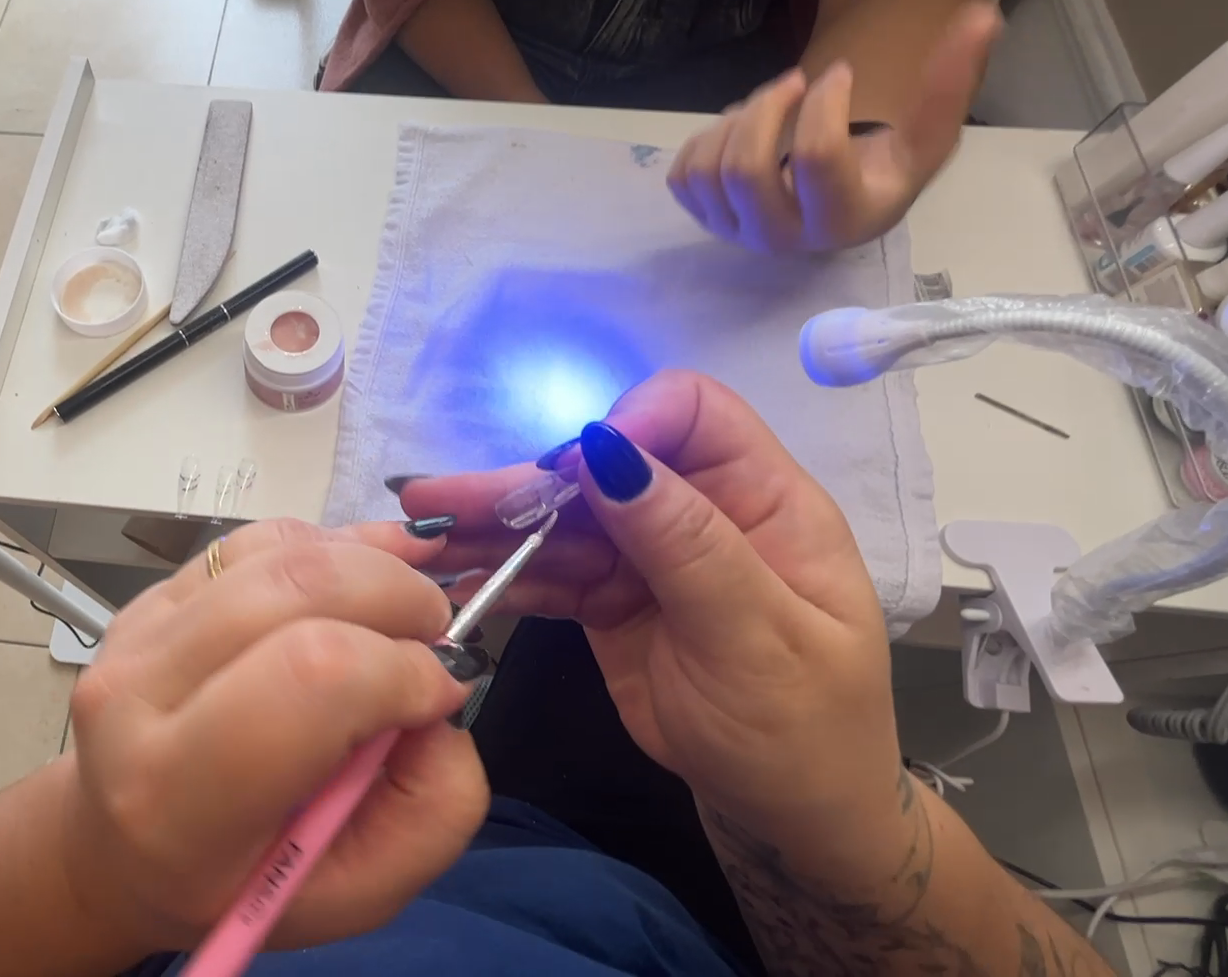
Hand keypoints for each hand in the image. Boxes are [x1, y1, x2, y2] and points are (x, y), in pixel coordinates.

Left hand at [58, 519, 487, 952]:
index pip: (310, 676)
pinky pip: (258, 541)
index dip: (400, 668)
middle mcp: (138, 694)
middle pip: (296, 587)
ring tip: (404, 604)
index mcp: (177, 794)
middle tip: (435, 630)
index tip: (442, 689)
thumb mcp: (354, 893)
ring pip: (280, 551)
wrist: (121, 843)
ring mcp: (138, 630)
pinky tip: (358, 578)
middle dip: (397, 594)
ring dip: (369, 561)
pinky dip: (328, 545)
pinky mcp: (150, 595)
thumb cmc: (237, 881)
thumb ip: (430, 810)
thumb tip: (441, 696)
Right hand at [400, 371, 900, 837]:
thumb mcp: (755, 637)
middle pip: (597, 469)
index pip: (691, 414)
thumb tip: (607, 447)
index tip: (566, 471)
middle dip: (519, 482)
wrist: (786, 812)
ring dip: (493, 529)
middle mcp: (695, 512)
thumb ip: (684, 542)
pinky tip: (460, 584)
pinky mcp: (607, 597)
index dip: (628, 424)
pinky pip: (549, 575)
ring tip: (427, 538)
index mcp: (759, 499)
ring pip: (560, 522)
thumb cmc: (801, 729)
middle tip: (436, 499)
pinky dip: (505, 579)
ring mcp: (644, 556)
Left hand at [667, 1, 1001, 253]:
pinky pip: (682, 178)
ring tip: (766, 104)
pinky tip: (736, 127)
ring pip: (708, 171)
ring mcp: (735, 232)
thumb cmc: (881, 173)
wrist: (837, 210)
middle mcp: (780, 237)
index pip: (814, 157)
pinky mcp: (705, 220)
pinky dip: (703, 140)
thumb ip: (950, 86)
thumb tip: (978, 17)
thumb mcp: (924, 139)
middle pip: (743, 169)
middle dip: (765, 109)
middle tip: (793, 81)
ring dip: (734, 121)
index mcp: (842, 220)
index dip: (823, 102)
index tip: (837, 73)